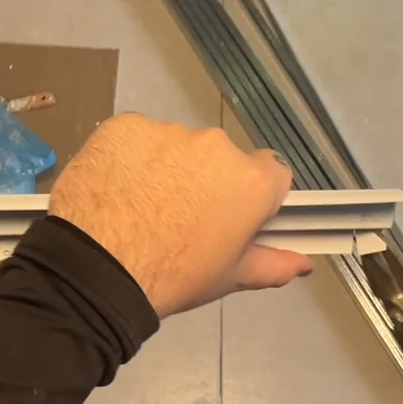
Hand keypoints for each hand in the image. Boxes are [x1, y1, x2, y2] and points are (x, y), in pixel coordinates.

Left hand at [49, 114, 313, 316]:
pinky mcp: (125, 125)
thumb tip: (305, 264)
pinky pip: (137, 139)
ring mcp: (168, 131)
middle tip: (178, 219)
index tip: (230, 219)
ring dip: (168, 169)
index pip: (271, 175)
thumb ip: (272, 265)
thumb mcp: (228, 277)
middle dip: (208, 182)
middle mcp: (216, 145)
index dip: (253, 197)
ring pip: (178, 147)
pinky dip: (131, 159)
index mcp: (251, 181)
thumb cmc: (173, 277)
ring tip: (141, 207)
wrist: (97, 268)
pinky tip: (116, 189)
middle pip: (222, 159)